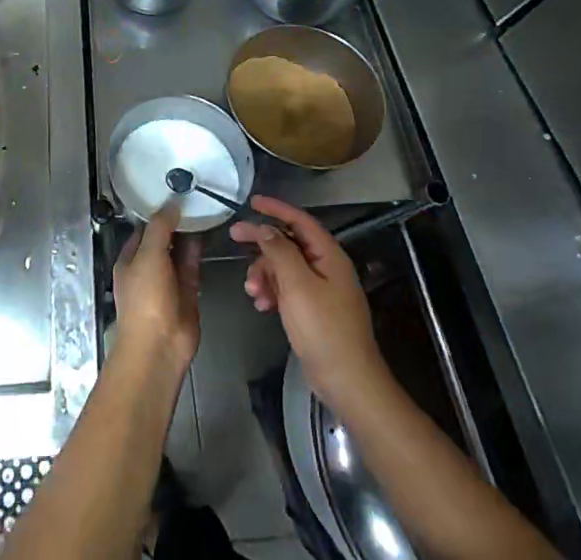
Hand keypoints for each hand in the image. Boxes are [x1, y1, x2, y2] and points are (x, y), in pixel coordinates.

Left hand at [111, 203, 203, 378]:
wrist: (160, 344)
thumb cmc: (146, 297)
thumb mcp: (148, 256)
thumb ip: (160, 228)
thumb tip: (170, 204)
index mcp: (130, 260)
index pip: (143, 230)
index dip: (156, 213)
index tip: (172, 194)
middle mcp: (148, 268)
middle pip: (162, 240)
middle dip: (174, 223)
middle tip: (191, 198)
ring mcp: (168, 280)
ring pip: (178, 252)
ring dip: (188, 235)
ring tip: (201, 210)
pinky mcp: (187, 291)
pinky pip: (192, 266)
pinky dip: (197, 251)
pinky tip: (207, 233)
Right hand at [229, 197, 386, 406]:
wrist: (346, 379)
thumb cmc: (323, 328)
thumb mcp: (297, 285)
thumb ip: (279, 251)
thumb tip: (265, 229)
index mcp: (330, 256)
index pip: (301, 221)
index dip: (276, 209)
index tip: (252, 201)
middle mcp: (327, 268)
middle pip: (289, 244)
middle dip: (262, 245)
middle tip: (234, 239)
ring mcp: (321, 290)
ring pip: (284, 267)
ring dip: (264, 274)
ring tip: (252, 292)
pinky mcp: (313, 309)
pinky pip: (287, 289)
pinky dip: (272, 292)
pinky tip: (262, 306)